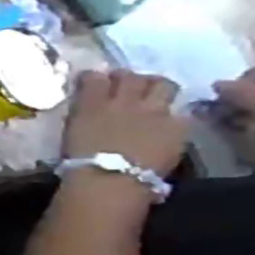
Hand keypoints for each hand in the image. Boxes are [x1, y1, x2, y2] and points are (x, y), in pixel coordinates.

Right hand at [63, 69, 187, 176]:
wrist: (111, 178)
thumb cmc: (81, 158)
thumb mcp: (73, 129)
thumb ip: (83, 111)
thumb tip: (89, 103)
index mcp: (92, 102)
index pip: (94, 76)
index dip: (95, 76)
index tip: (94, 81)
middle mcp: (124, 100)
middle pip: (132, 76)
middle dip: (128, 77)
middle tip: (127, 85)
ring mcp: (154, 112)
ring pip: (163, 84)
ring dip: (156, 86)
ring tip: (154, 95)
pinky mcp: (178, 125)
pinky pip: (181, 110)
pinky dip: (174, 112)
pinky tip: (168, 120)